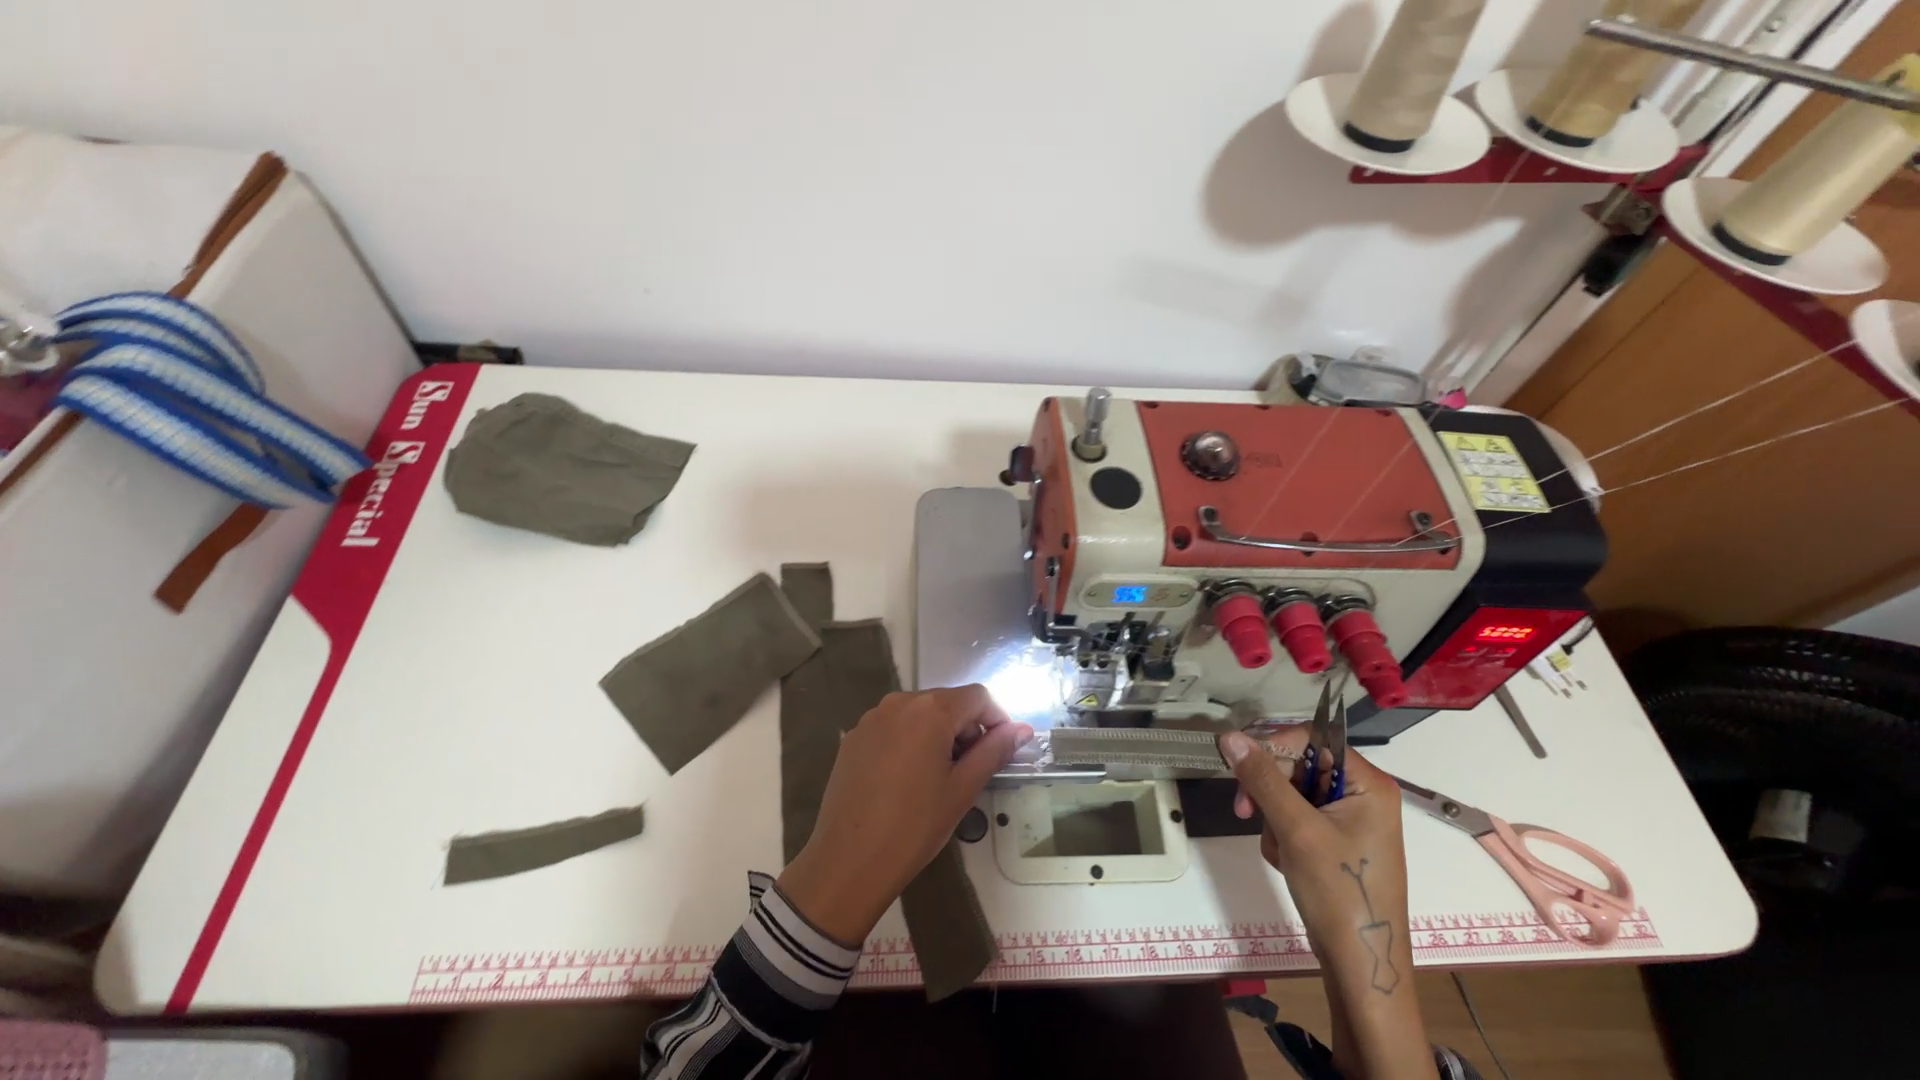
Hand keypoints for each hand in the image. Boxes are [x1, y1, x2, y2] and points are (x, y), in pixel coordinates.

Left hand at [778, 686, 1032, 945]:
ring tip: (939, 777)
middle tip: (971, 769)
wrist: (850, 858)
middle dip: (966, 727)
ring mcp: (871, 719)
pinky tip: (907, 780)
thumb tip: (1022, 729)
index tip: (1002, 750)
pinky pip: (893, 727)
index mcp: (930, 710)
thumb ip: (994, 751)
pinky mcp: (854, 738)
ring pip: (918, 714)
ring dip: (938, 734)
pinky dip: (910, 741)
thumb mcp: (963, 789)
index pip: (977, 697)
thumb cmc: (915, 825)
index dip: (996, 719)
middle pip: (946, 701)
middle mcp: (898, 703)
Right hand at [1219, 729, 1407, 948]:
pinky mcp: (1337, 844)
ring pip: (1293, 796)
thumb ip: (1263, 779)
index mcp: (1368, 784)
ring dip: (1274, 820)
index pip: (1312, 740)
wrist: (1360, 962)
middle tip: (1245, 813)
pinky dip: (1283, 838)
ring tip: (1280, 853)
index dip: (1274, 748)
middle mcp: (1363, 796)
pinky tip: (1286, 863)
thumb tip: (1229, 737)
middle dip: (1270, 793)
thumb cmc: (1337, 890)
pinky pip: (1299, 822)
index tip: (1242, 771)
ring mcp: (1351, 822)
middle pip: (1299, 768)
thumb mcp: (1296, 829)